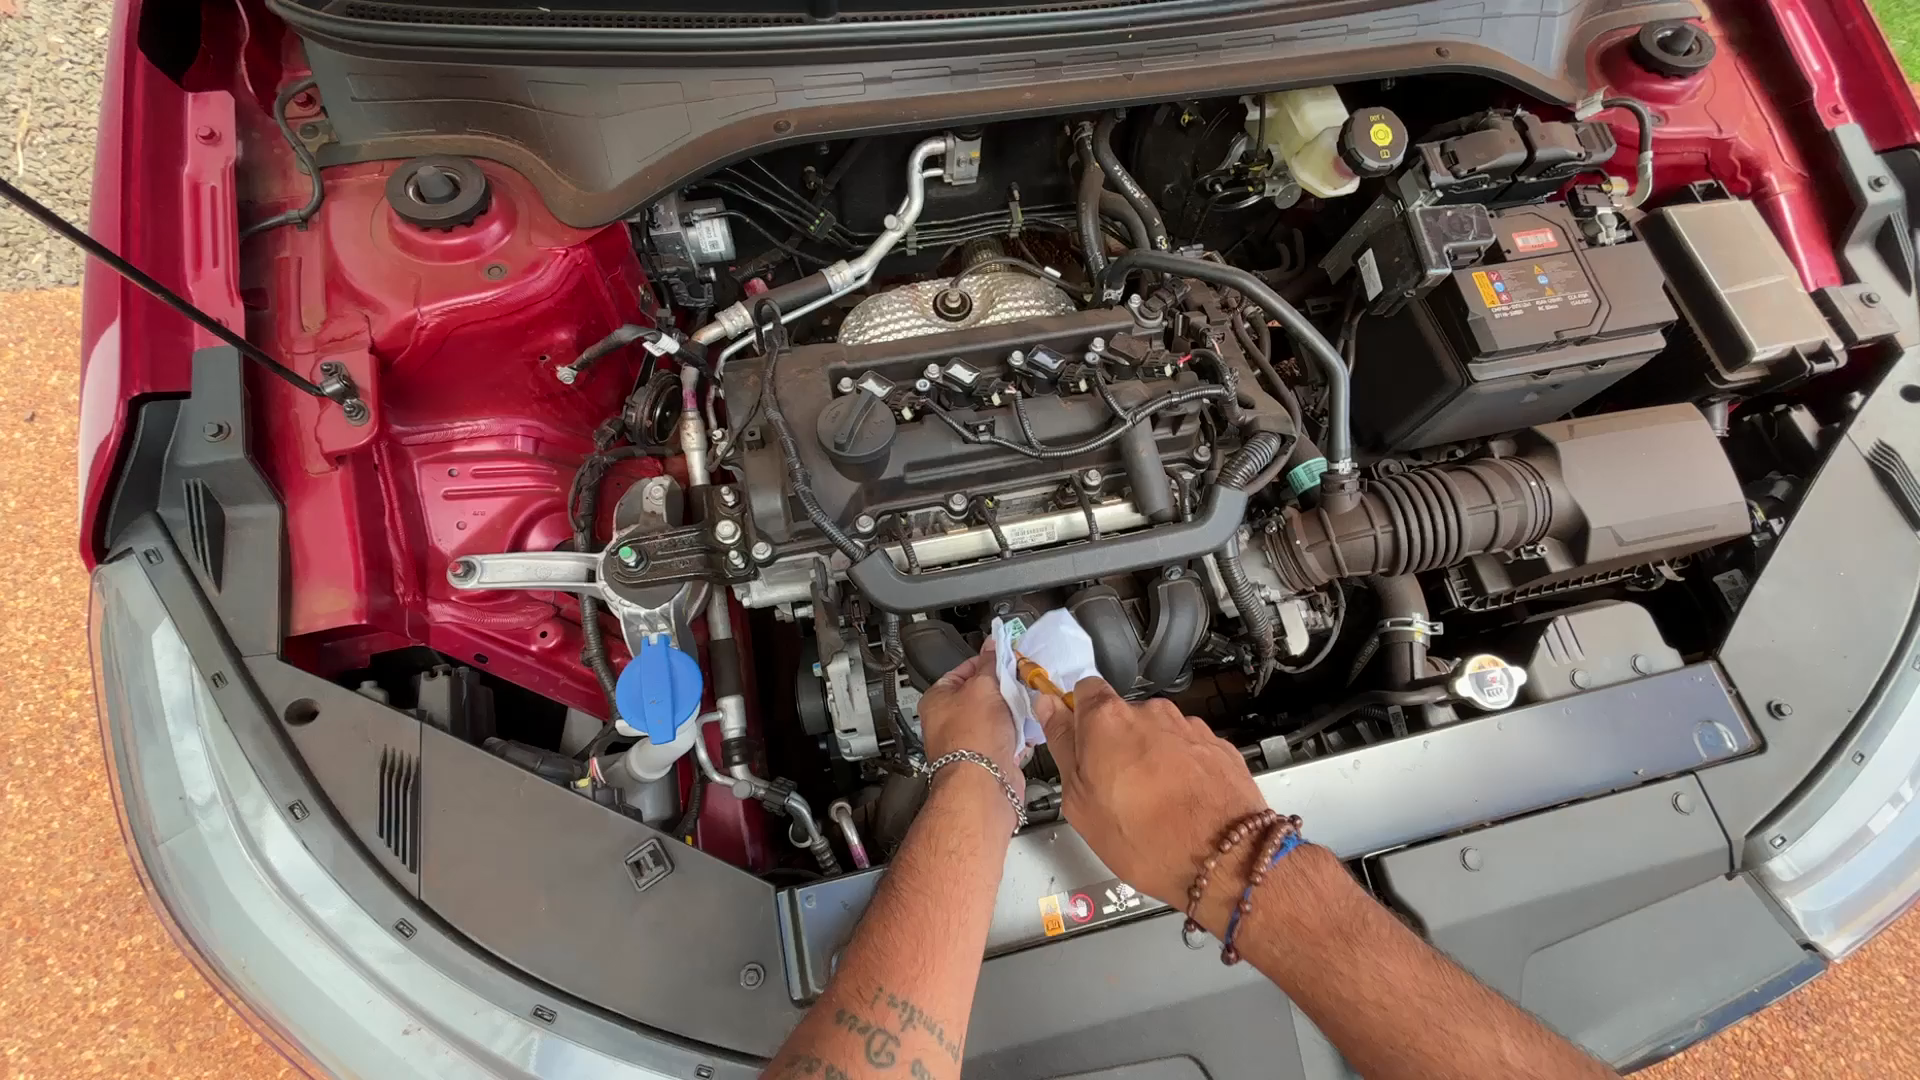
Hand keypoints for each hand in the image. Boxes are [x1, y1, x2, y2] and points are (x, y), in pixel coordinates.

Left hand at [916, 641, 1021, 780]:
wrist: (984, 784)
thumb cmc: (972, 738)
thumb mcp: (984, 686)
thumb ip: (991, 663)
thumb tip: (992, 646)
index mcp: (937, 700)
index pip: (962, 670)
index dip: (985, 662)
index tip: (1003, 657)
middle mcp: (948, 722)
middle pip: (981, 694)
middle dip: (1003, 689)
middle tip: (1018, 680)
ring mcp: (969, 742)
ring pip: (997, 717)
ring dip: (1013, 711)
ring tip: (1024, 704)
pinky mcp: (988, 759)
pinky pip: (1007, 739)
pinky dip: (1018, 733)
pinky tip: (1027, 728)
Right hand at [1035, 677, 1267, 906]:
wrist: (1224, 860)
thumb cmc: (1146, 837)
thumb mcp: (1080, 800)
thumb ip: (1062, 745)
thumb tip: (1049, 708)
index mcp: (1107, 719)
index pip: (1083, 690)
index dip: (1078, 715)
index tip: (1077, 740)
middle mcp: (1149, 712)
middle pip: (1122, 716)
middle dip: (1116, 743)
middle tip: (1113, 787)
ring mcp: (1188, 726)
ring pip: (1156, 734)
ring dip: (1151, 757)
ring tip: (1153, 803)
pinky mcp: (1218, 745)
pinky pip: (1188, 750)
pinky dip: (1181, 768)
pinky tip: (1181, 803)